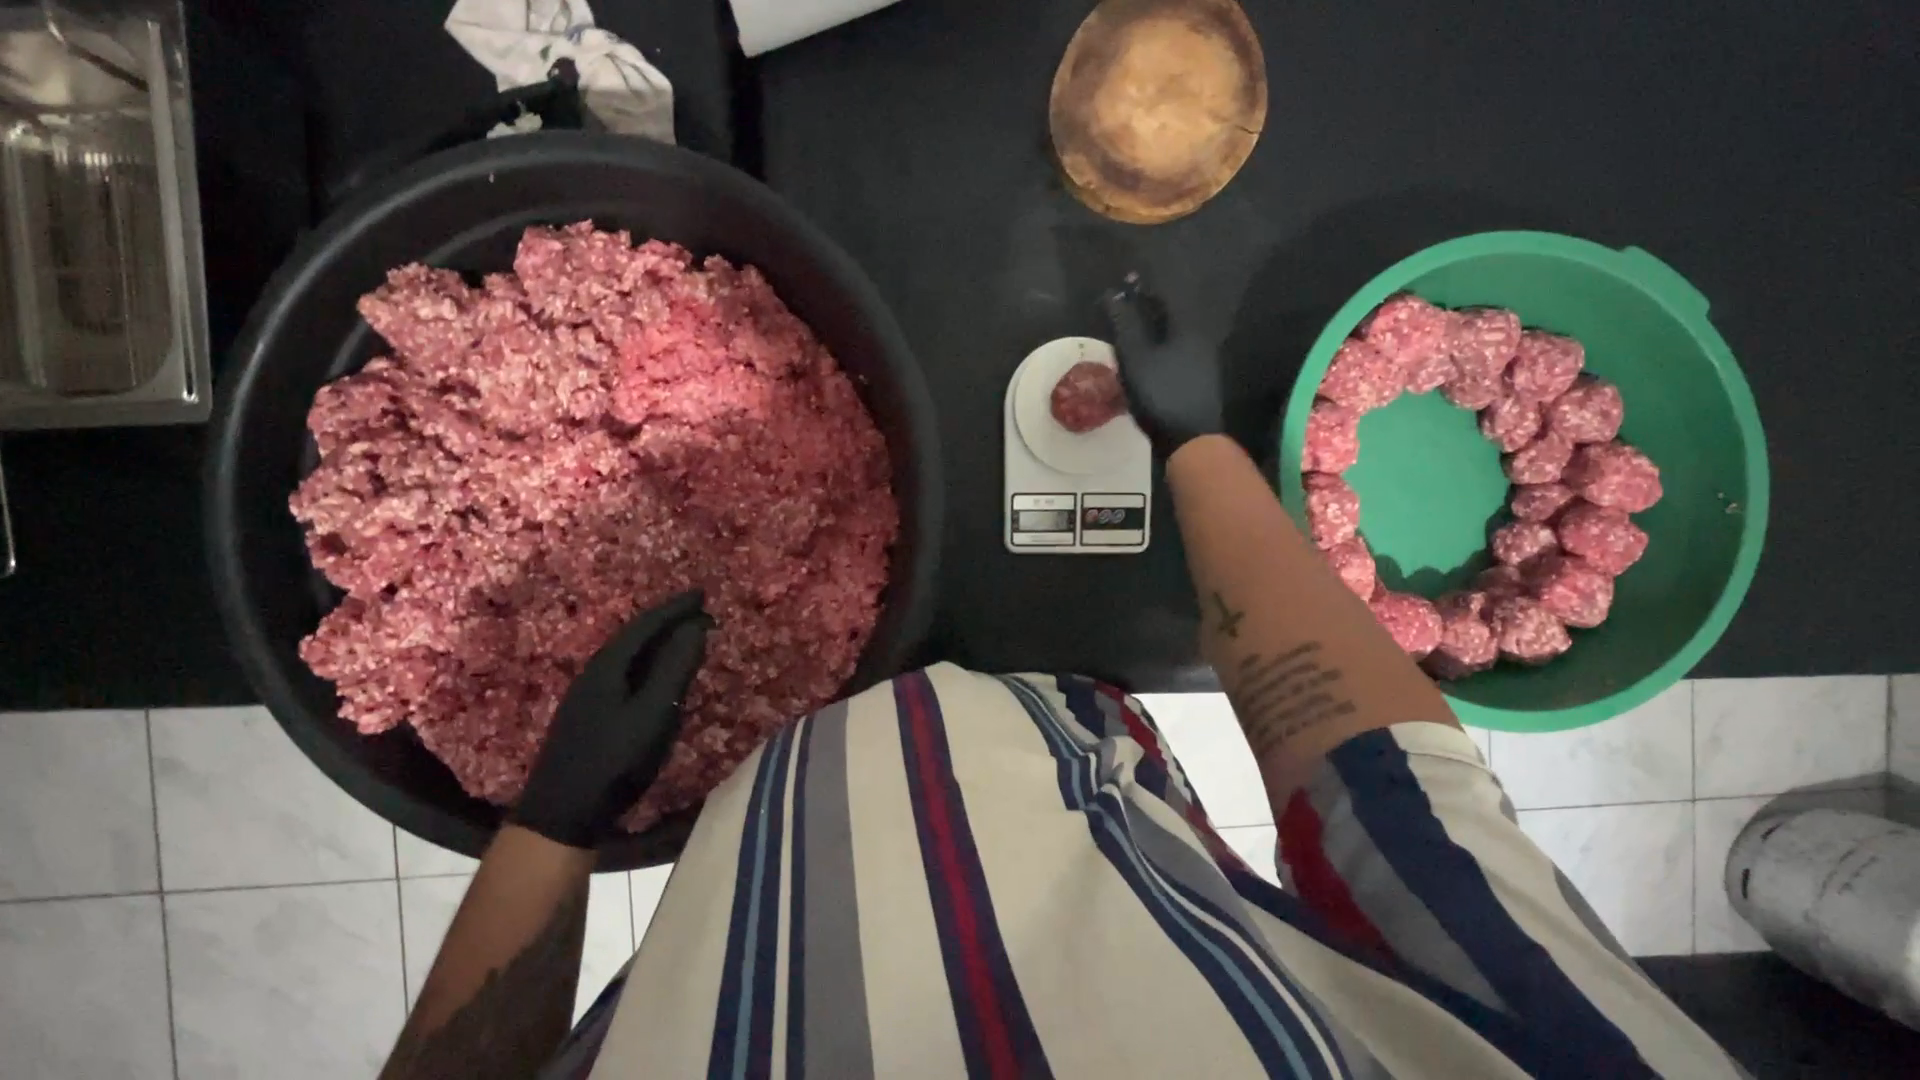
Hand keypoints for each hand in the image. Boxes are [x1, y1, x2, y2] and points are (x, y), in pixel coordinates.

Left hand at [510, 590, 710, 848]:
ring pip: (629, 656)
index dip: (675, 607)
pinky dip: (649, 665)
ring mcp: (588, 695)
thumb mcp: (653, 714)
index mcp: (608, 666)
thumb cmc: (613, 761)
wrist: (561, 814)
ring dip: (658, 643)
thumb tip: (696, 626)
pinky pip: (625, 674)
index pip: (646, 624)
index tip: (703, 594)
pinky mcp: (590, 716)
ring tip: (685, 639)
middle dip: (668, 621)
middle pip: (635, 636)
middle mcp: (594, 673)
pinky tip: (657, 678)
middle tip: (700, 613)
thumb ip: (675, 669)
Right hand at [1101, 274, 1224, 455]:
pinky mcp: (1200, 382)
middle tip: (1127, 306)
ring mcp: (1203, 363)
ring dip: (1155, 331)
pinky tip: (1148, 361)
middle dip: (1150, 308)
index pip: (1166, 296)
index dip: (1145, 287)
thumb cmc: (1159, 394)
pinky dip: (1161, 350)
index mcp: (1186, 328)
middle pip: (1172, 316)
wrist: (1189, 439)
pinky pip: (1177, 355)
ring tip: (1133, 333)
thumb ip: (1125, 325)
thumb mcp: (1136, 358)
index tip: (1127, 281)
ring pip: (1175, 337)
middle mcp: (1200, 340)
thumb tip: (1112, 294)